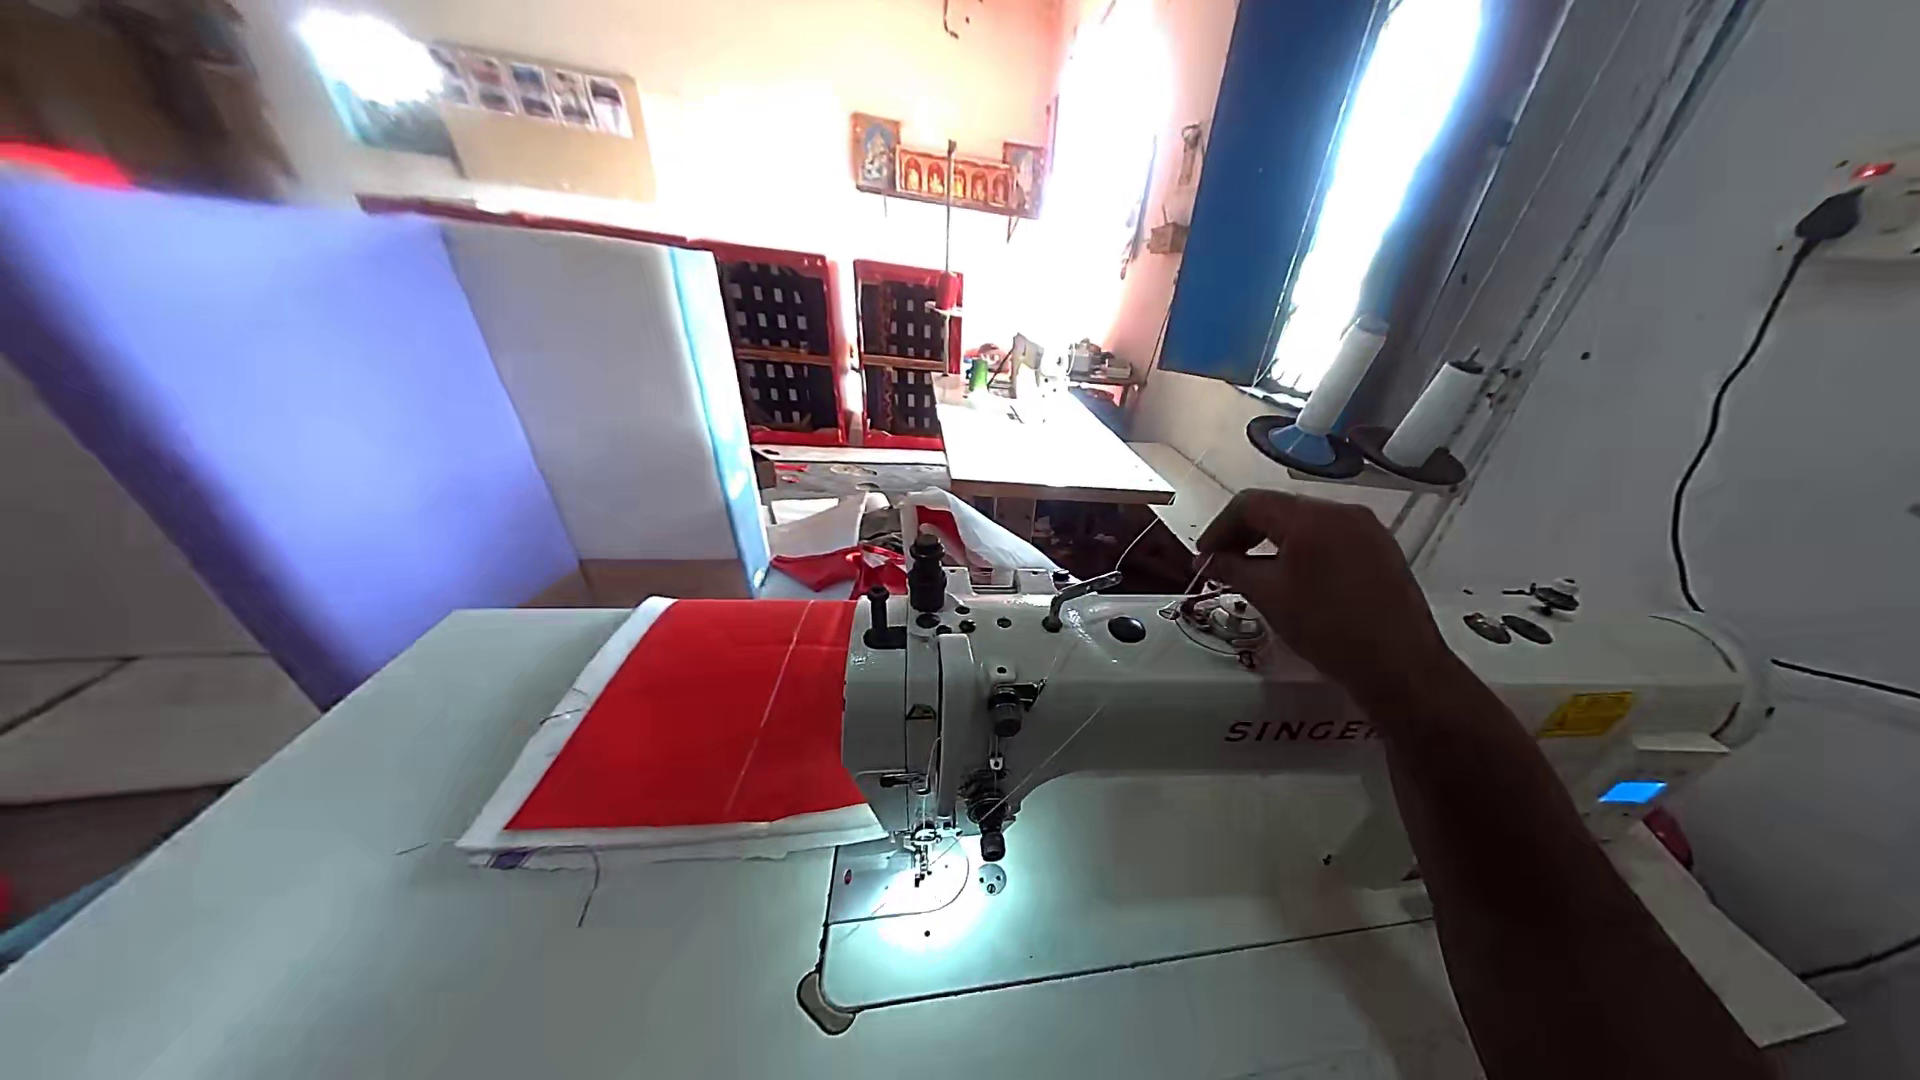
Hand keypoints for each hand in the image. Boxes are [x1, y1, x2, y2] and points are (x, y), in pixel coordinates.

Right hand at [1196, 490, 1451, 695]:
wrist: (1399, 665)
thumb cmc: (1327, 628)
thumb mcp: (1268, 596)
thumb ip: (1231, 568)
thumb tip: (1208, 560)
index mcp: (1311, 518)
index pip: (1250, 504)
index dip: (1219, 528)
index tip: (1205, 555)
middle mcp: (1341, 512)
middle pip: (1277, 508)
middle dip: (1243, 532)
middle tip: (1222, 562)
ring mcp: (1366, 528)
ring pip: (1303, 521)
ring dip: (1270, 540)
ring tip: (1252, 571)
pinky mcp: (1380, 548)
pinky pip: (1328, 536)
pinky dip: (1300, 548)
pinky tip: (1290, 576)